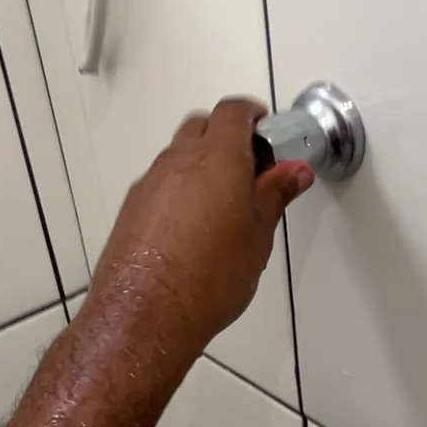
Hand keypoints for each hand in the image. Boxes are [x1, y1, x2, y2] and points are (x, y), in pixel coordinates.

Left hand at [86, 97, 314, 359]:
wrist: (148, 313)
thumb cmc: (209, 275)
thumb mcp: (258, 234)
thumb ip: (275, 194)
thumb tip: (295, 172)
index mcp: (216, 157)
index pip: (233, 112)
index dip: (253, 116)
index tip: (267, 132)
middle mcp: (177, 161)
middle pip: (202, 127)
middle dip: (227, 136)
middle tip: (251, 167)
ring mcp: (150, 183)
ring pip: (178, 156)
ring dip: (201, 165)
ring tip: (224, 203)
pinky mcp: (132, 208)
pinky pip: (160, 184)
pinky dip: (179, 190)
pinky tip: (193, 226)